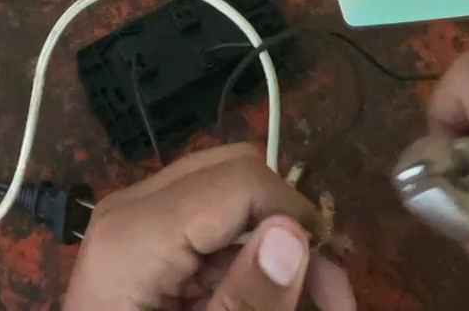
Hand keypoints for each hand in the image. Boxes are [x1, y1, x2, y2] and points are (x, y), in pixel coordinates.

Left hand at [63, 143, 355, 309]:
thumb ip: (244, 301)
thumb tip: (293, 231)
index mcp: (137, 231)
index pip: (239, 180)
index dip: (297, 218)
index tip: (337, 289)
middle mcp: (132, 205)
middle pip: (233, 171)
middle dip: (290, 222)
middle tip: (332, 295)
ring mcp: (134, 215)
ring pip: (225, 191)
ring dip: (273, 238)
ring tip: (313, 300)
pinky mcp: (142, 234)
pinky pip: (206, 220)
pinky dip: (244, 253)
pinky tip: (264, 295)